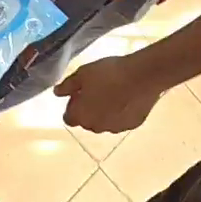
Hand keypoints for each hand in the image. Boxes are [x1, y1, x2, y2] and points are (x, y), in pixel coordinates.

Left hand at [55, 51, 178, 133]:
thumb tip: (56, 92)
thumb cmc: (109, 73)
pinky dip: (123, 113)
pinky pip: (123, 120)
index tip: (80, 94)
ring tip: (115, 93)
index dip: (73, 107)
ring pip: (105, 122)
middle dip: (89, 110)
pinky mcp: (132, 125)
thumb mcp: (83, 73)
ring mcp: (115, 128)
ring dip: (106, 113)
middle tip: (98, 91)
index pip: (69, 118)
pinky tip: (129, 98)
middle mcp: (95, 127)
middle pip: (87, 121)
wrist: (143, 75)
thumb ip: (67, 85)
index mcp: (80, 116)